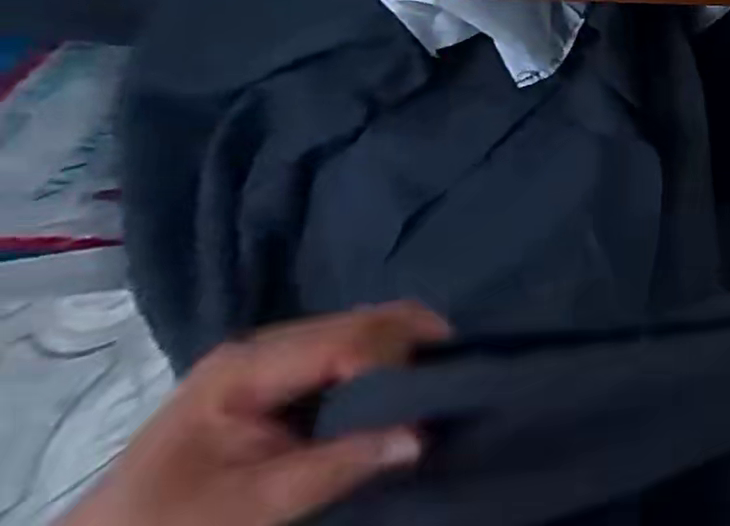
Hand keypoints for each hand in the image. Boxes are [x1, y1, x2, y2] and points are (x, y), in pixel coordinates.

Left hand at [60, 301, 450, 525]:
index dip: (404, 355)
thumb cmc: (174, 525)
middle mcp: (265, 342)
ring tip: (440, 375)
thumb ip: (338, 466)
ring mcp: (272, 351)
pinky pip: (353, 343)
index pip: (350, 339)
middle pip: (365, 320)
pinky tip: (405, 380)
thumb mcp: (251, 508)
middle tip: (460, 369)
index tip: (450, 381)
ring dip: (407, 345)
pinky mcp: (282, 367)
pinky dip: (389, 354)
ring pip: (367, 324)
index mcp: (248, 366)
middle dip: (418, 339)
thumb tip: (424, 435)